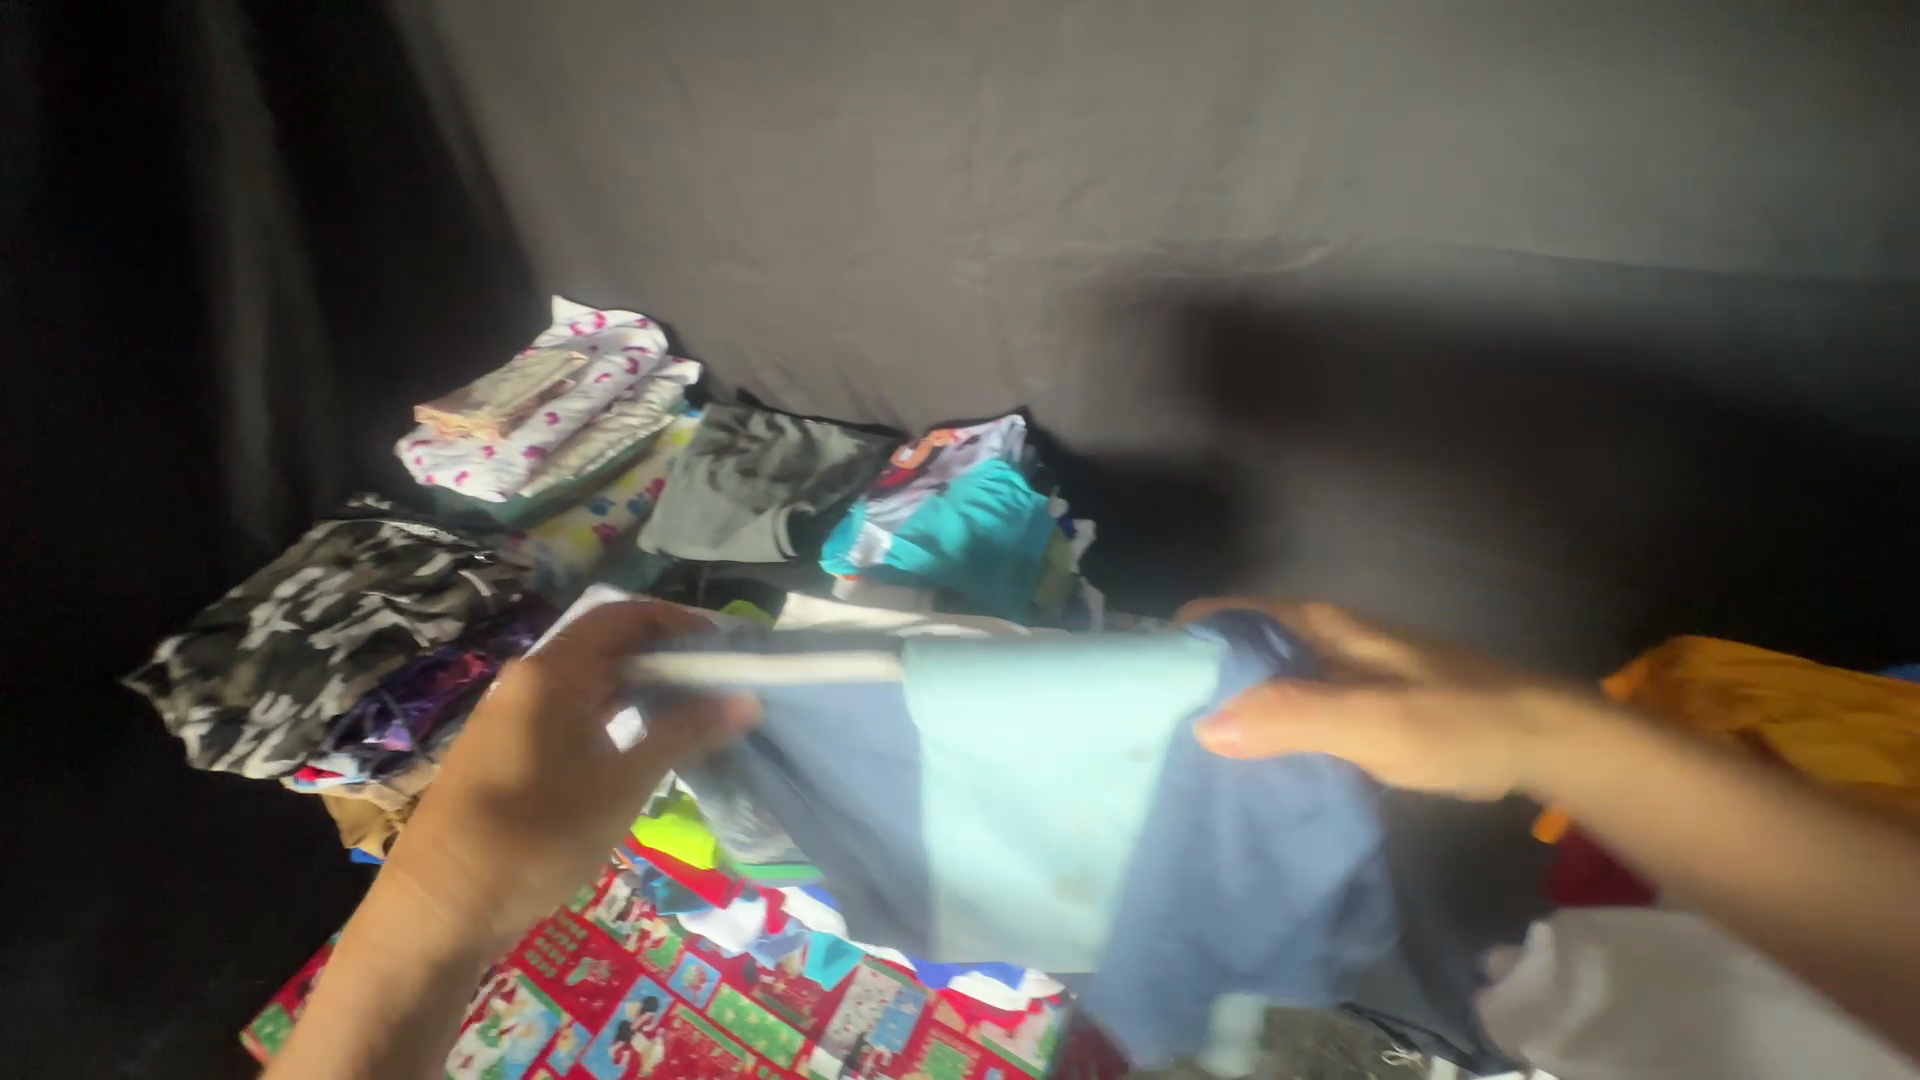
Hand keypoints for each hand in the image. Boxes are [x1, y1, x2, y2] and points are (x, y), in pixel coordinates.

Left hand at [382, 600, 760, 950]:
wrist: (433, 915)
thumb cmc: (533, 840)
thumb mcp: (621, 786)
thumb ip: (684, 734)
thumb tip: (747, 700)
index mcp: (552, 674)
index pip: (625, 617)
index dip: (678, 621)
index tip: (724, 644)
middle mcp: (530, 681)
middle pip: (609, 644)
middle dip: (667, 655)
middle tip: (719, 678)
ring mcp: (515, 714)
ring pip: (592, 679)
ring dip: (643, 685)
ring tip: (694, 705)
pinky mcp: (510, 747)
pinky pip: (575, 708)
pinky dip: (617, 711)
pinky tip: (643, 738)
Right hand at [1177, 598, 1596, 799]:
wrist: (1541, 742)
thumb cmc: (1455, 720)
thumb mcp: (1371, 721)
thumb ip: (1291, 718)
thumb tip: (1203, 726)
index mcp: (1307, 622)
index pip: (1217, 618)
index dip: (1178, 647)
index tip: (1143, 691)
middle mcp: (1308, 635)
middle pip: (1228, 649)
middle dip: (1193, 683)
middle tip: (1155, 734)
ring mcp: (1325, 667)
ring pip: (1253, 680)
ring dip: (1224, 710)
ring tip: (1184, 754)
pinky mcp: (1340, 699)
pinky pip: (1280, 706)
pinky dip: (1257, 727)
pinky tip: (1242, 763)